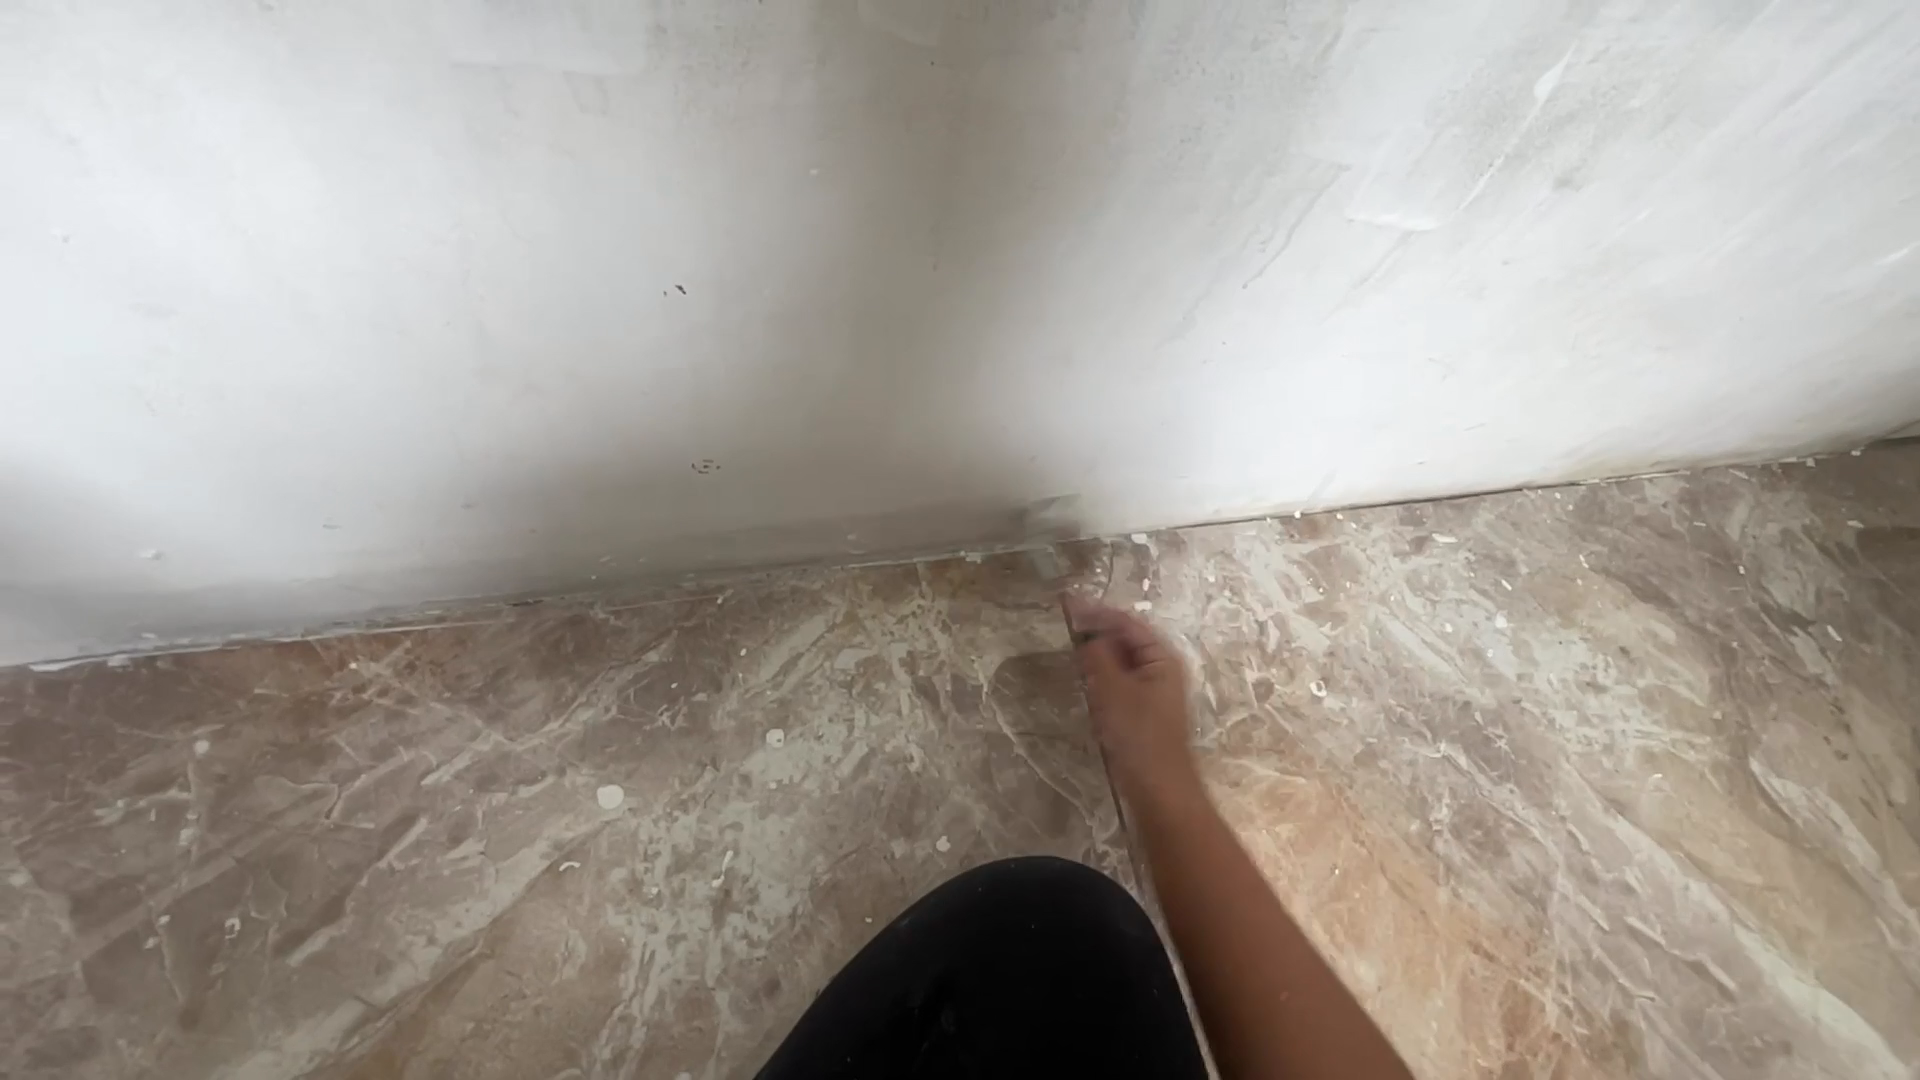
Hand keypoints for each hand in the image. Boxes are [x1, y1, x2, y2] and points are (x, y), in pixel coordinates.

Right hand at [1063, 595, 1200, 804]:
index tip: (1066, 603)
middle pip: (1126, 639)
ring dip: (1098, 655)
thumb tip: (1087, 636)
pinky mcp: (1145, 711)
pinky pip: (1121, 682)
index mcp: (1162, 657)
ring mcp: (1155, 691)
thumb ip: (1098, 657)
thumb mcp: (1112, 690)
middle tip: (1066, 625)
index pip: (1126, 622)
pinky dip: (1102, 676)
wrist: (1159, 789)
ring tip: (1072, 650)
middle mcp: (1162, 669)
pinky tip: (1086, 684)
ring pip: (1122, 662)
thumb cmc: (1138, 736)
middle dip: (1097, 631)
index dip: (1096, 611)